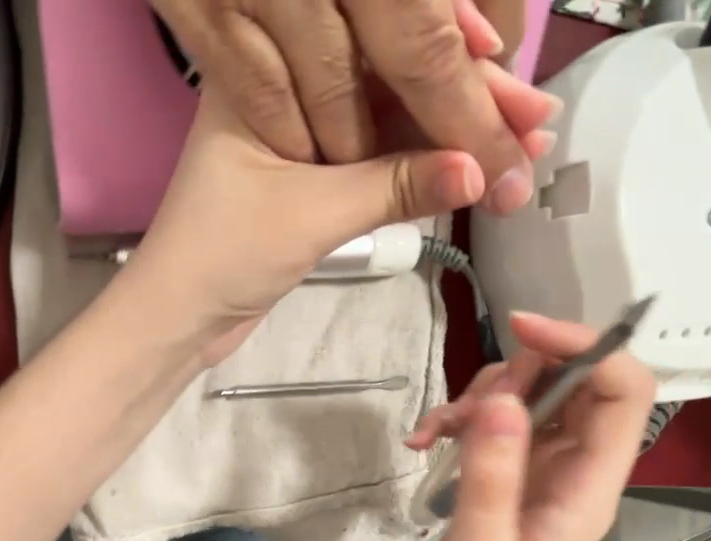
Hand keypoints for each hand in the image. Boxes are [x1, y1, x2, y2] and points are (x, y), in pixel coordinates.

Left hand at [118, 92, 538, 362]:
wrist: (174, 322)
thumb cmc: (219, 257)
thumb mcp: (312, 213)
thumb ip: (398, 185)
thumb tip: (484, 168)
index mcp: (267, 70)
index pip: (374, 47)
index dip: (448, 58)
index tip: (510, 75)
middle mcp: (284, 91)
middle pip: (391, 83)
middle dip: (465, 103)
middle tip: (537, 124)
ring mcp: (298, 137)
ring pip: (390, 124)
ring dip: (453, 139)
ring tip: (523, 149)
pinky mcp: (307, 180)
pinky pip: (375, 161)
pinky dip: (422, 170)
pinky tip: (473, 171)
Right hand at [402, 313, 656, 540]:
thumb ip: (491, 480)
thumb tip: (504, 401)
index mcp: (589, 489)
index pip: (622, 393)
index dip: (584, 348)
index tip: (520, 331)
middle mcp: (576, 467)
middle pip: (573, 381)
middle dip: (514, 377)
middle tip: (462, 414)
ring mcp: (542, 466)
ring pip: (528, 393)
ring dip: (477, 399)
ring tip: (434, 435)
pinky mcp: (509, 470)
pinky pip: (495, 419)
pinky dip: (458, 419)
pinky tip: (424, 442)